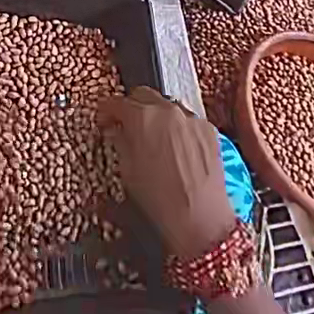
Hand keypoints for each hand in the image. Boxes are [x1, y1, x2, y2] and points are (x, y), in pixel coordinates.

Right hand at [98, 86, 239, 259]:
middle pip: (143, 95)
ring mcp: (191, 118)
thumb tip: (118, 130)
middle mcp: (168, 110)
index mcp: (142, 118)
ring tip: (152, 138)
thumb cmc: (161, 199)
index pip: (116, 102)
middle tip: (125, 124)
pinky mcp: (209, 129)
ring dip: (155, 115)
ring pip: (167, 105)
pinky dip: (177, 127)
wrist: (201, 218)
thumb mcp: (127, 170)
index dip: (106, 111)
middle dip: (131, 107)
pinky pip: (187, 119)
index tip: (104, 119)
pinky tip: (175, 148)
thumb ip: (120, 141)